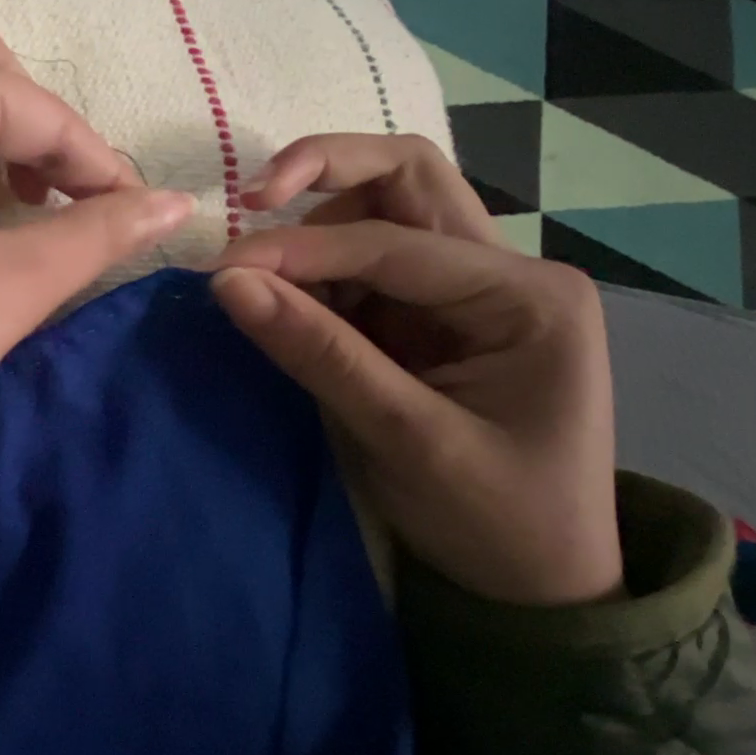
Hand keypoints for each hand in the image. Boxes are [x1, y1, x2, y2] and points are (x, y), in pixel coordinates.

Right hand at [213, 133, 621, 605]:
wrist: (536, 584)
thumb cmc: (494, 517)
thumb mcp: (404, 437)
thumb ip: (317, 352)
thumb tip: (224, 282)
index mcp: (524, 295)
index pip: (392, 241)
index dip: (298, 249)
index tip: (219, 271)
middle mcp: (501, 272)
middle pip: (406, 179)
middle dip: (324, 171)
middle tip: (248, 197)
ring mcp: (461, 291)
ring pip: (379, 211)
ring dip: (310, 227)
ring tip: (251, 273)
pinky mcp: (423, 317)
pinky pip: (358, 267)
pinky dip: (309, 271)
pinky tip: (275, 298)